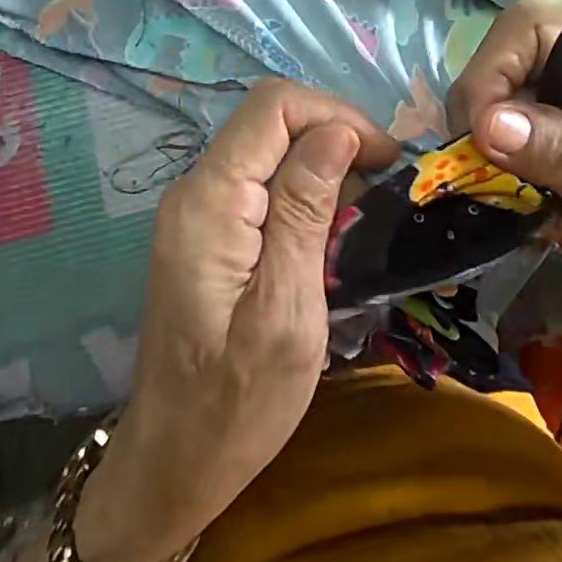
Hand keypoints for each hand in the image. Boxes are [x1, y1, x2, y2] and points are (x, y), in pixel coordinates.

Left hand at [75, 80, 397, 561]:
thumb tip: (337, 132)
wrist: (176, 454)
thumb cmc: (238, 400)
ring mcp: (195, 210)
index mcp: (209, 201)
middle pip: (267, 121)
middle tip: (383, 186)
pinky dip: (300, 191)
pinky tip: (328, 229)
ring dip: (320, 165)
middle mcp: (194, 190)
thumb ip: (304, 211)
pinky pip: (257, 184)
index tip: (385, 159)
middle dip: (332, 136)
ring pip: (265, 150)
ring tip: (364, 212)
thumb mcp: (286, 310)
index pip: (272, 107)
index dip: (335, 115)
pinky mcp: (205, 231)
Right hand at [447, 1, 561, 337]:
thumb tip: (486, 123)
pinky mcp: (556, 161)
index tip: (476, 128)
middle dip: (480, 108)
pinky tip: (494, 200)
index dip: (495, 68)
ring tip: (482, 187)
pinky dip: (486, 171)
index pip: (542, 34)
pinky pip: (503, 148)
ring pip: (499, 109)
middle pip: (510, 66)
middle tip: (471, 165)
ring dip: (478, 144)